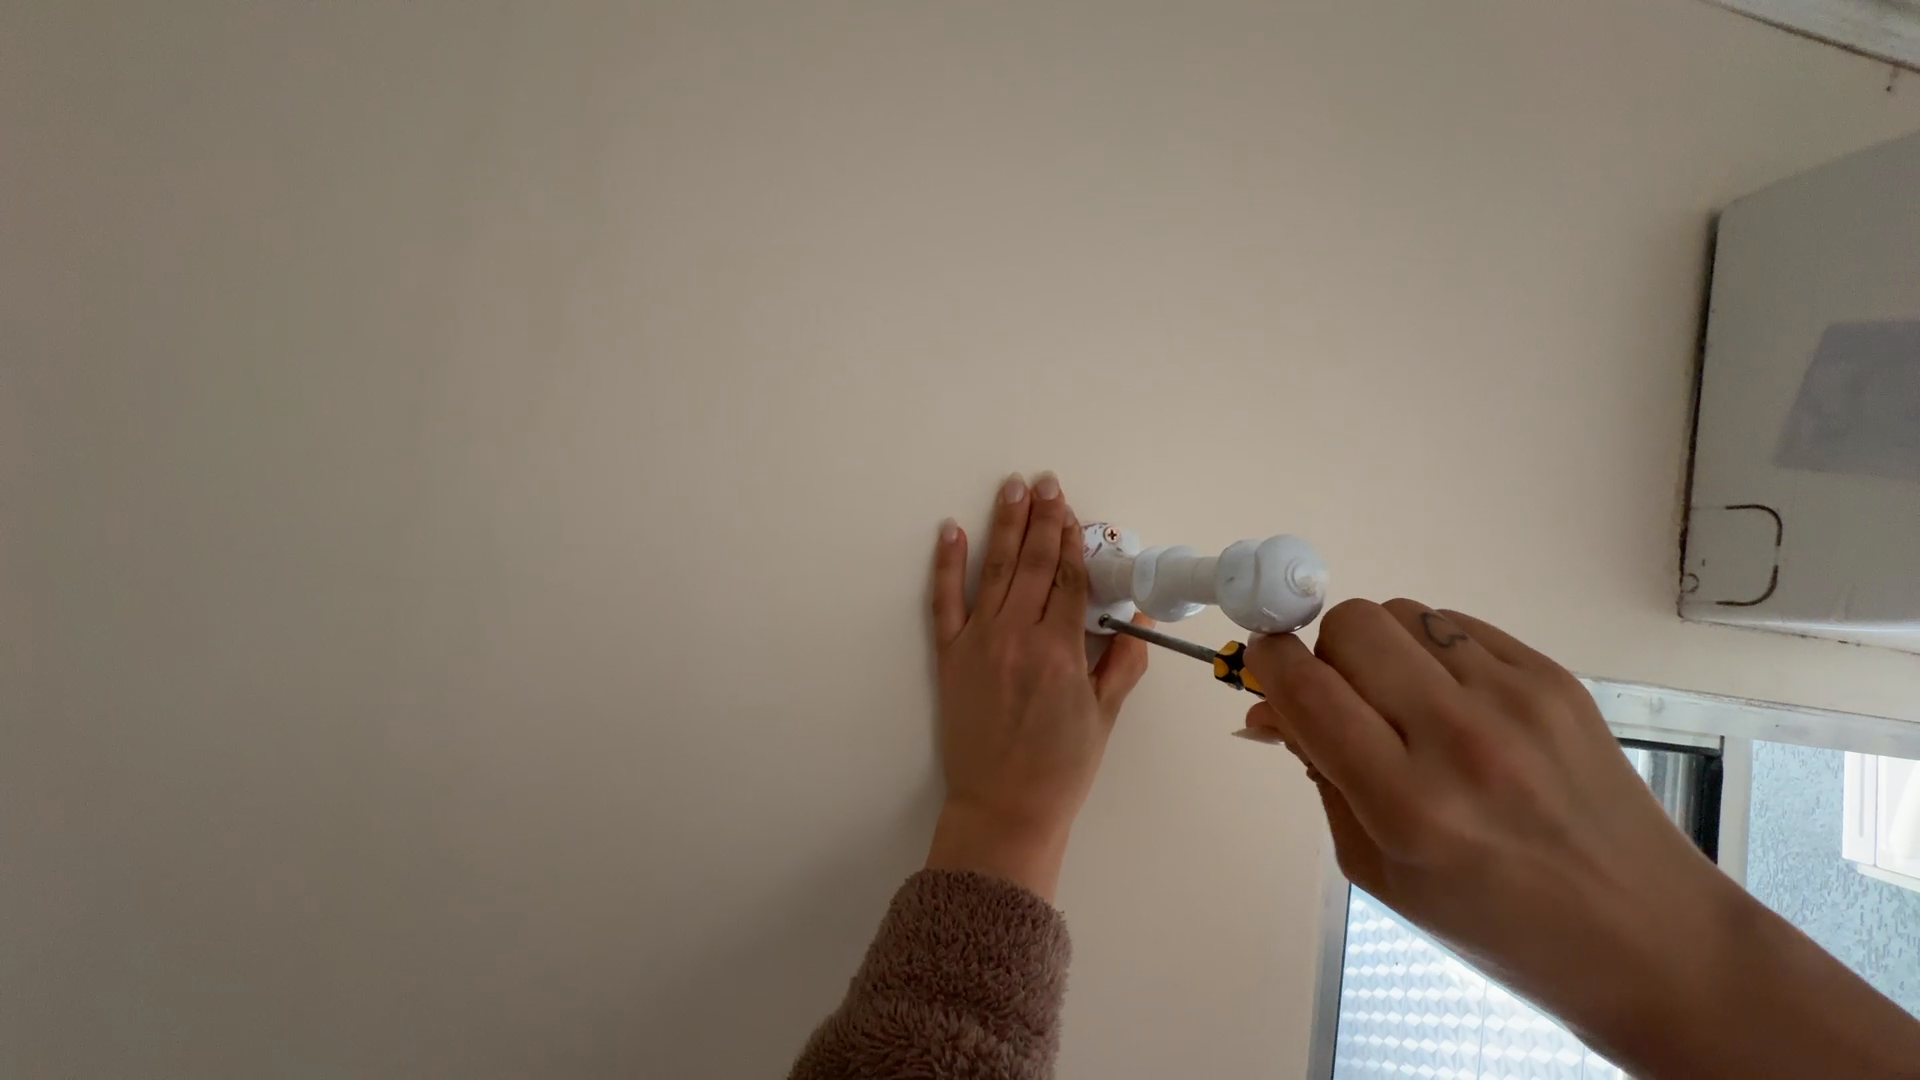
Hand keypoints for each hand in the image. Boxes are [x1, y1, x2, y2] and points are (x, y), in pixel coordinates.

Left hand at [922, 473, 1149, 900]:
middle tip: (1045, 482)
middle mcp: (1018, 636)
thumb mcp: (1104, 717)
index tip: (1074, 508)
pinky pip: (944, 602)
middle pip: (1033, 563)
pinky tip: (951, 531)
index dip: (1073, 540)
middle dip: (1042, 518)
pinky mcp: (950, 656)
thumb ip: (1122, 663)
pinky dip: (947, 565)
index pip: (1069, 578)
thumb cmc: (1060, 768)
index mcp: (1060, 651)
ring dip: (1004, 526)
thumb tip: (1138, 619)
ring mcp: (979, 642)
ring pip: (994, 571)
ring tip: (1012, 489)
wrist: (1003, 809)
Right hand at [1242, 602, 1724, 1058]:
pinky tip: (1451, 699)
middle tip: (1341, 695)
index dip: (1268, 660)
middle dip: (1323, 650)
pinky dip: (1429, 649)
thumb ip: (1317, 772)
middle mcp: (1462, 740)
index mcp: (1407, 805)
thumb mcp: (1375, 866)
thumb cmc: (1491, 922)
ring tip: (1401, 700)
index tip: (1263, 663)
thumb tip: (1267, 708)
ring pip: (1400, 611)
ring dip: (1377, 646)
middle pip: (1352, 625)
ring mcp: (1518, 700)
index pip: (1307, 689)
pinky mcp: (1555, 679)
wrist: (1651, 937)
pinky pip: (1453, 623)